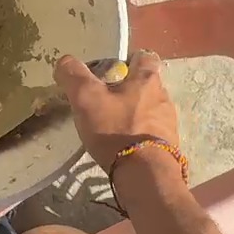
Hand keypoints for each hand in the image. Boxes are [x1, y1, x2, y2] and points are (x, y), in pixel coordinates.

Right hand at [56, 50, 179, 171]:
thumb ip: (73, 75)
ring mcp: (169, 124)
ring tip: (110, 123)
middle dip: (126, 88)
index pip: (145, 57)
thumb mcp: (86, 98)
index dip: (129, 59)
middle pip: (146, 84)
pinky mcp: (168, 146)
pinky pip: (151, 131)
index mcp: (147, 80)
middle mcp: (163, 98)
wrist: (146, 177)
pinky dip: (137, 132)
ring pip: (149, 108)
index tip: (112, 68)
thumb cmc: (117, 130)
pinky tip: (121, 143)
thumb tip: (65, 61)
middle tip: (103, 98)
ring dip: (132, 112)